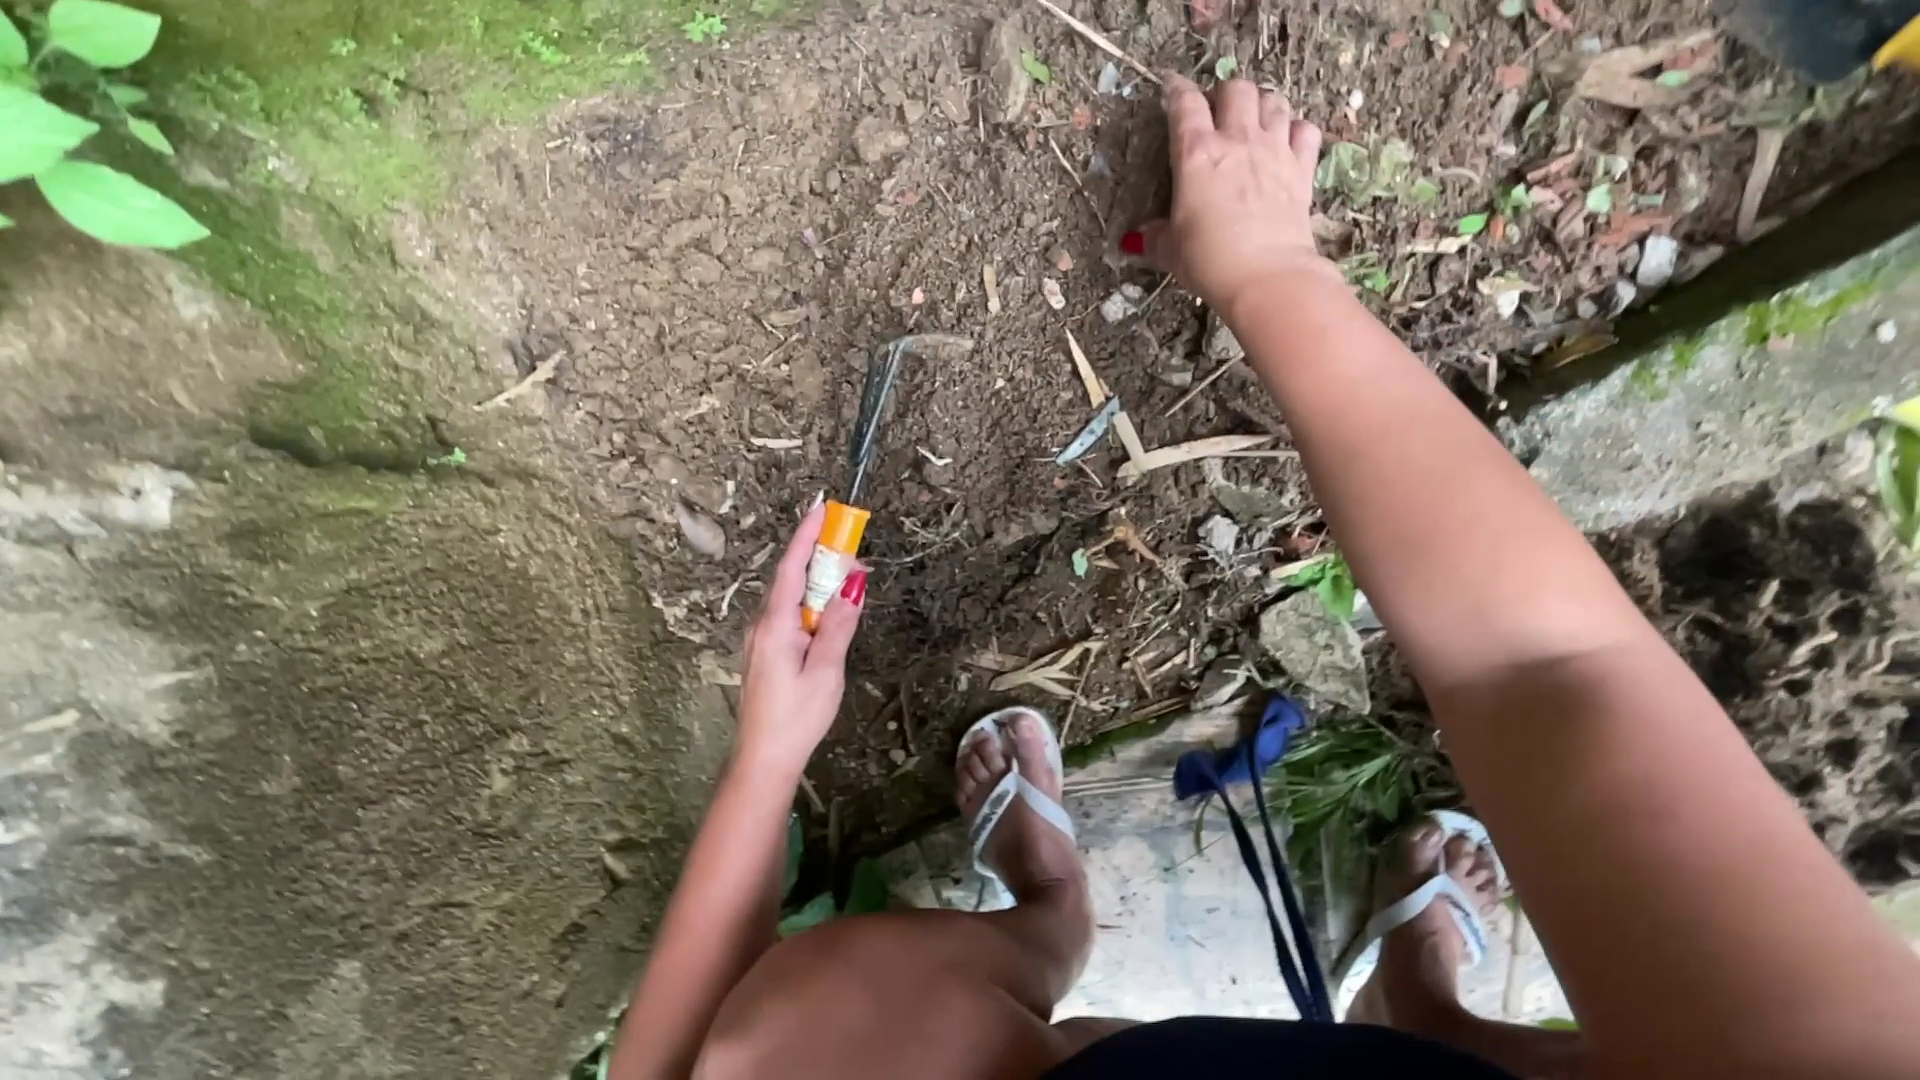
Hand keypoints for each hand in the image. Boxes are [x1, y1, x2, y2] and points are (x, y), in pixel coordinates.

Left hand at [734, 502, 865, 776]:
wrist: (764, 758)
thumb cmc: (796, 718)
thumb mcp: (826, 671)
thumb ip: (839, 625)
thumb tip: (853, 584)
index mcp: (775, 625)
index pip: (792, 568)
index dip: (807, 535)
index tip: (823, 508)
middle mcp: (762, 625)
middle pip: (792, 579)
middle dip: (821, 557)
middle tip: (855, 550)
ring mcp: (761, 639)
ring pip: (792, 598)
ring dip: (819, 583)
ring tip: (849, 579)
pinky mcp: (766, 652)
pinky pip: (790, 615)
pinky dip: (811, 604)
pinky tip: (830, 612)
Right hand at [1132, 75, 1332, 315]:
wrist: (1265, 275)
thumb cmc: (1209, 261)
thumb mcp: (1170, 252)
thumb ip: (1155, 238)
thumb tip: (1138, 239)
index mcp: (1196, 154)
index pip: (1185, 104)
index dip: (1177, 91)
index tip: (1173, 88)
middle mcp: (1237, 141)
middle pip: (1236, 89)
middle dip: (1225, 94)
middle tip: (1218, 112)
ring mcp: (1274, 150)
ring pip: (1273, 101)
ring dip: (1262, 105)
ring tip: (1253, 121)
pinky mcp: (1302, 169)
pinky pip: (1305, 130)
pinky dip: (1296, 129)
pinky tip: (1288, 141)